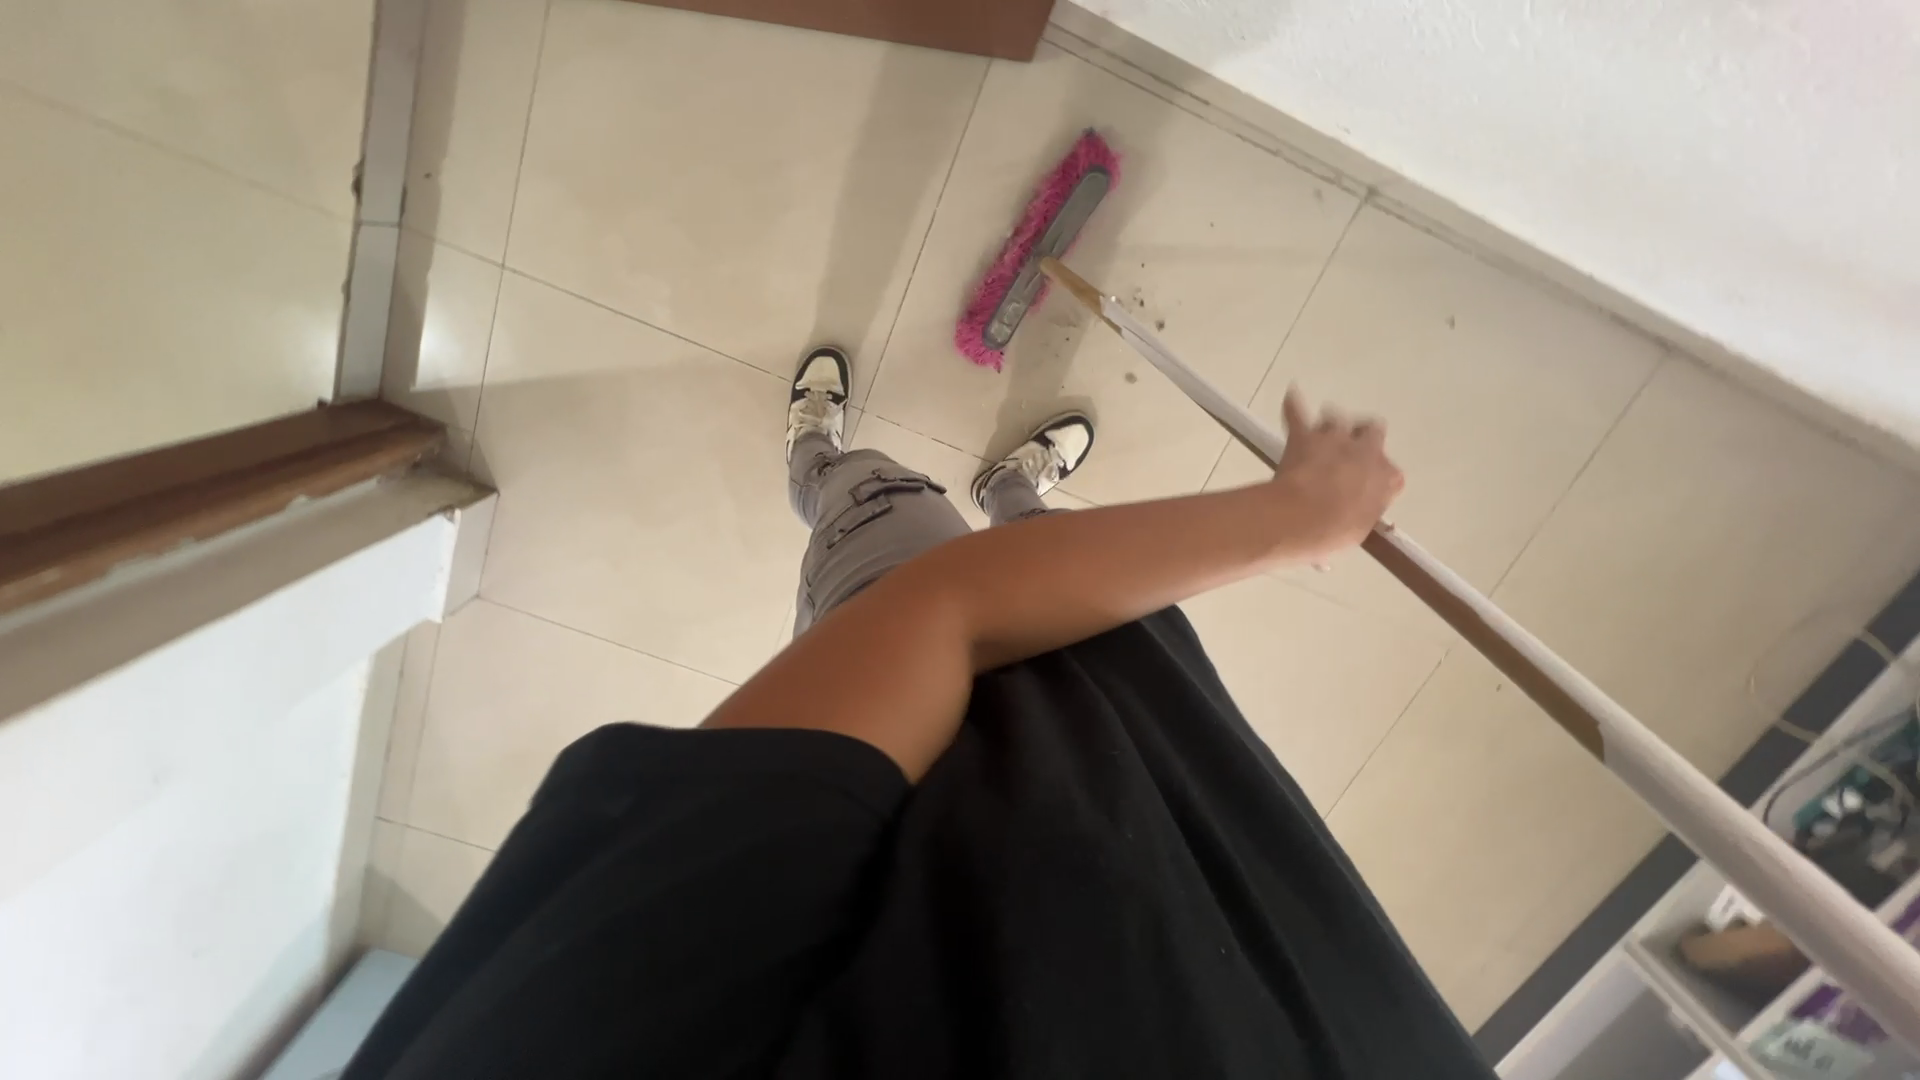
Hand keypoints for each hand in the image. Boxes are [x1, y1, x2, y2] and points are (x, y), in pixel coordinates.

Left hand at [1261, 386, 1403, 562]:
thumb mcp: (1348, 539)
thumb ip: (1343, 533)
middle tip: (1347, 446)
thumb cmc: (1333, 534)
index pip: (1390, 473)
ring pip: (1337, 419)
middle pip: (1371, 432)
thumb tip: (1324, 558)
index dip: (1374, 477)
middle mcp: (1367, 452)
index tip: (1362, 486)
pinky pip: (1297, 410)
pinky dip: (1292, 404)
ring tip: (1318, 430)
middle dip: (1360, 437)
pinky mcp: (1304, 433)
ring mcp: (1335, 438)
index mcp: (1387, 479)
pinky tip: (1291, 394)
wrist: (1305, 516)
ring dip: (1328, 425)